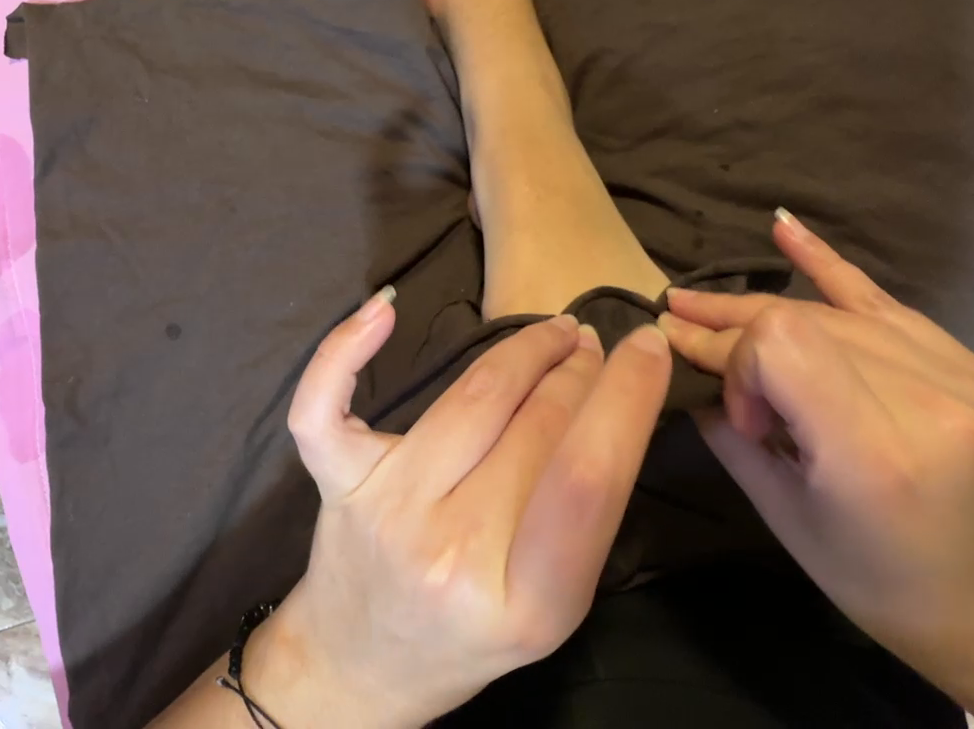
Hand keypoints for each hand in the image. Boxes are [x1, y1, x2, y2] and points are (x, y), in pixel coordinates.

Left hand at [247, 293, 672, 728]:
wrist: (361, 665)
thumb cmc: (469, 637)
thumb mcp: (551, 603)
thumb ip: (582, 514)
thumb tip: (608, 398)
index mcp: (526, 600)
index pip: (586, 475)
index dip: (625, 397)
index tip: (648, 345)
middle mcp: (450, 552)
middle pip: (531, 424)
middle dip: (576, 368)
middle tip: (593, 342)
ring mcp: (386, 510)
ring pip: (467, 399)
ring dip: (522, 349)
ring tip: (554, 333)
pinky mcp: (336, 482)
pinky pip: (325, 406)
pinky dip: (344, 350)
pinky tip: (386, 308)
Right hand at [657, 211, 973, 715]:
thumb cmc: (871, 578)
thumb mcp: (781, 512)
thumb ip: (726, 428)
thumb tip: (680, 361)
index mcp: (876, 454)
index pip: (780, 347)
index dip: (734, 361)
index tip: (730, 409)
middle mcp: (925, 399)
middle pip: (799, 320)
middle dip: (730, 327)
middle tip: (676, 327)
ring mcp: (955, 372)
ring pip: (826, 309)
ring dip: (756, 307)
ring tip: (697, 304)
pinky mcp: (962, 360)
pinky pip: (880, 298)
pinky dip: (825, 263)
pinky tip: (782, 228)